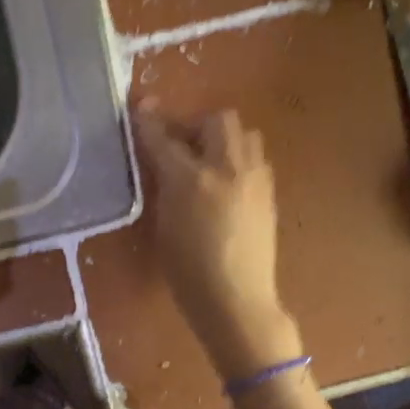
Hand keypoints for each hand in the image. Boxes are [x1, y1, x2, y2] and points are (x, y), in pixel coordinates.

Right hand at [133, 102, 302, 379]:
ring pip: (243, 134)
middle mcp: (227, 168)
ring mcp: (254, 178)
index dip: (149, 122)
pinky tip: (227, 186)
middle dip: (196, 126)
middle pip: (217, 120)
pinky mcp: (269, 193)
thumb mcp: (164, 227)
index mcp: (191, 179)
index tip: (140, 108)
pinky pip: (254, 159)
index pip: (164, 139)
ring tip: (208, 164)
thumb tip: (164, 164)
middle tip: (182, 145)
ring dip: (223, 140)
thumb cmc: (188, 274)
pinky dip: (238, 162)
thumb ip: (164, 188)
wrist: (236, 300)